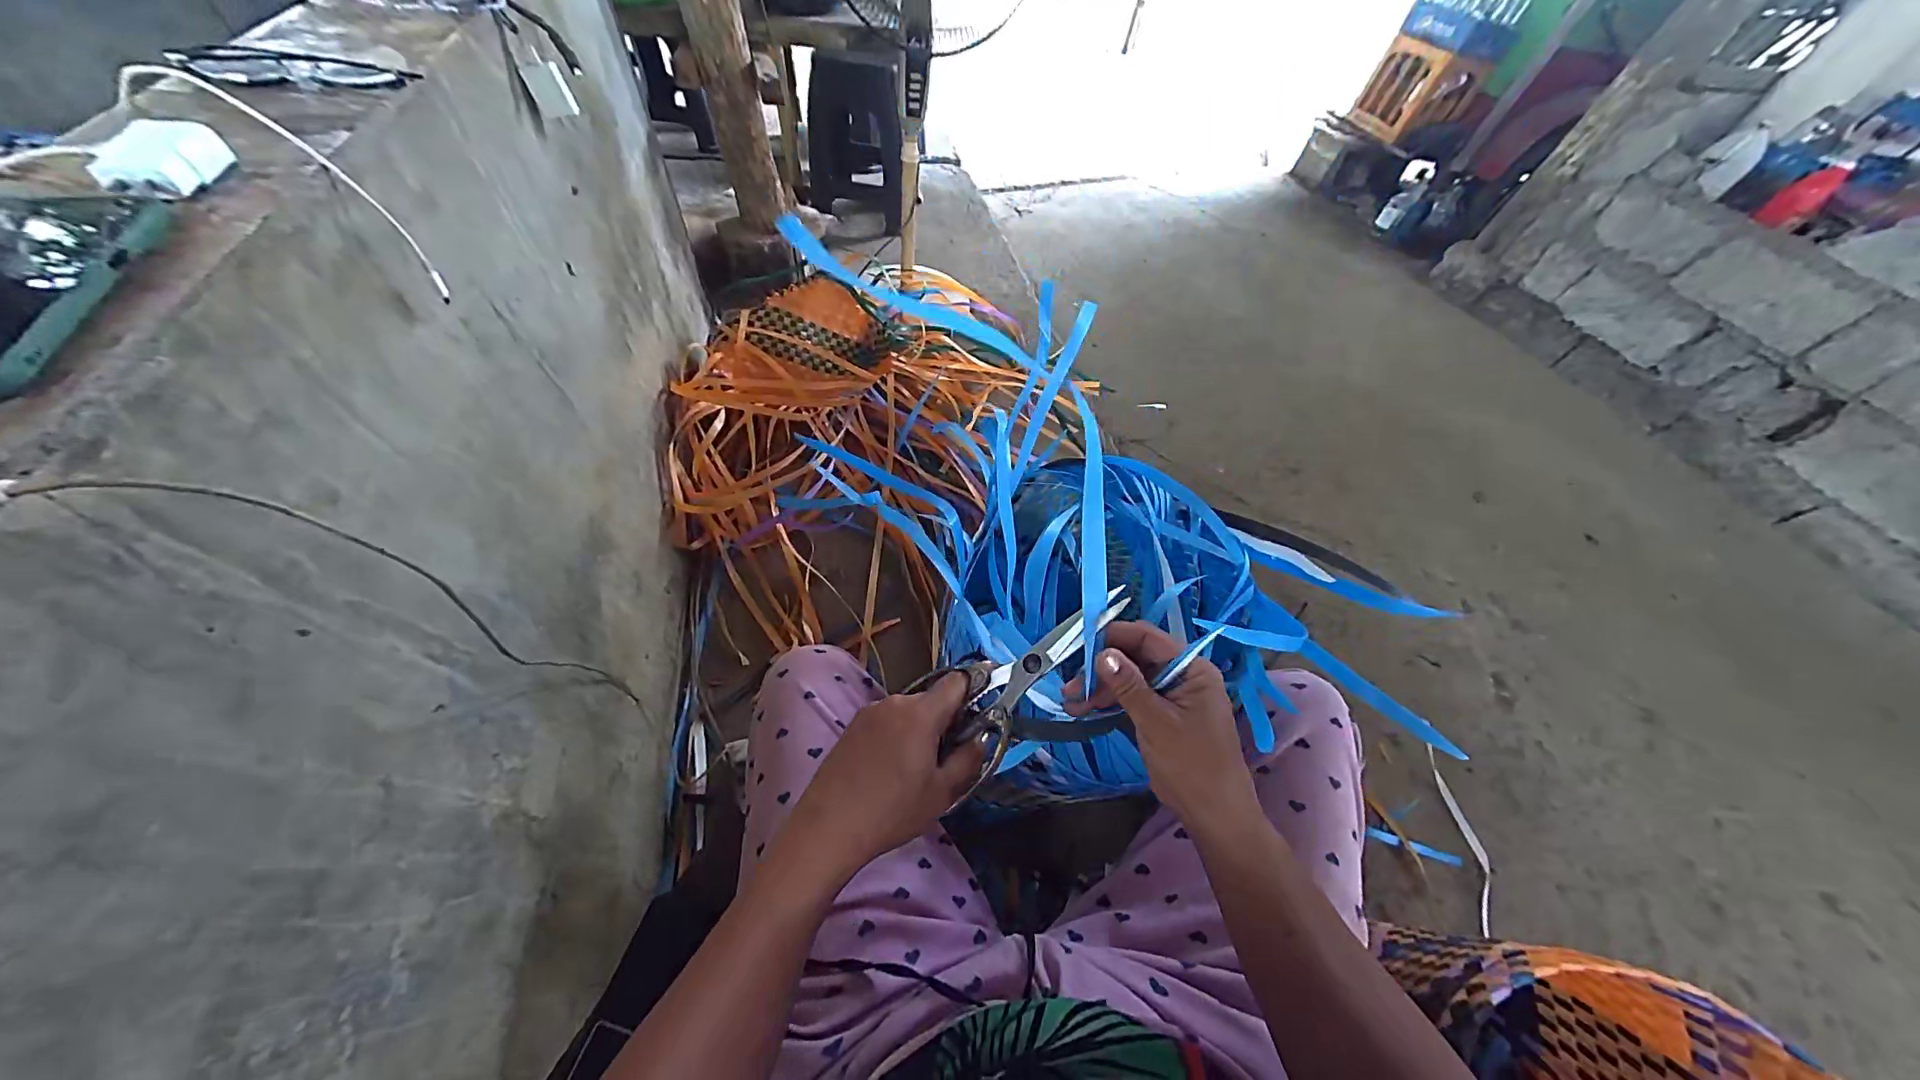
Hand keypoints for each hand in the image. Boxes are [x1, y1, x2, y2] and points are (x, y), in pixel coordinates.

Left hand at [778, 673, 986, 877]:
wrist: (829, 826)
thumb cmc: (893, 810)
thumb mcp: (941, 792)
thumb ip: (968, 759)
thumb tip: (980, 737)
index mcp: (921, 713)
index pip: (956, 681)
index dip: (974, 690)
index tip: (979, 714)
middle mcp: (895, 702)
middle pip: (931, 699)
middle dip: (944, 720)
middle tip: (947, 756)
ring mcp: (869, 712)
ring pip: (908, 712)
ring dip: (918, 729)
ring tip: (914, 768)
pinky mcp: (852, 726)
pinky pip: (886, 721)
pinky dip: (895, 735)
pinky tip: (888, 769)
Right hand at [1066, 622, 1260, 831]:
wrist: (1215, 813)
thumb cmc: (1192, 765)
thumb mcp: (1156, 723)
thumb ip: (1128, 686)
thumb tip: (1102, 653)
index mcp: (1192, 668)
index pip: (1147, 638)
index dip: (1112, 636)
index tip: (1078, 643)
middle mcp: (1182, 674)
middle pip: (1134, 657)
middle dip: (1101, 667)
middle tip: (1069, 684)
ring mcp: (1172, 694)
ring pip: (1129, 677)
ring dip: (1100, 687)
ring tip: (1070, 701)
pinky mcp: (1162, 712)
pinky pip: (1131, 696)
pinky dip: (1108, 701)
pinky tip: (1084, 709)